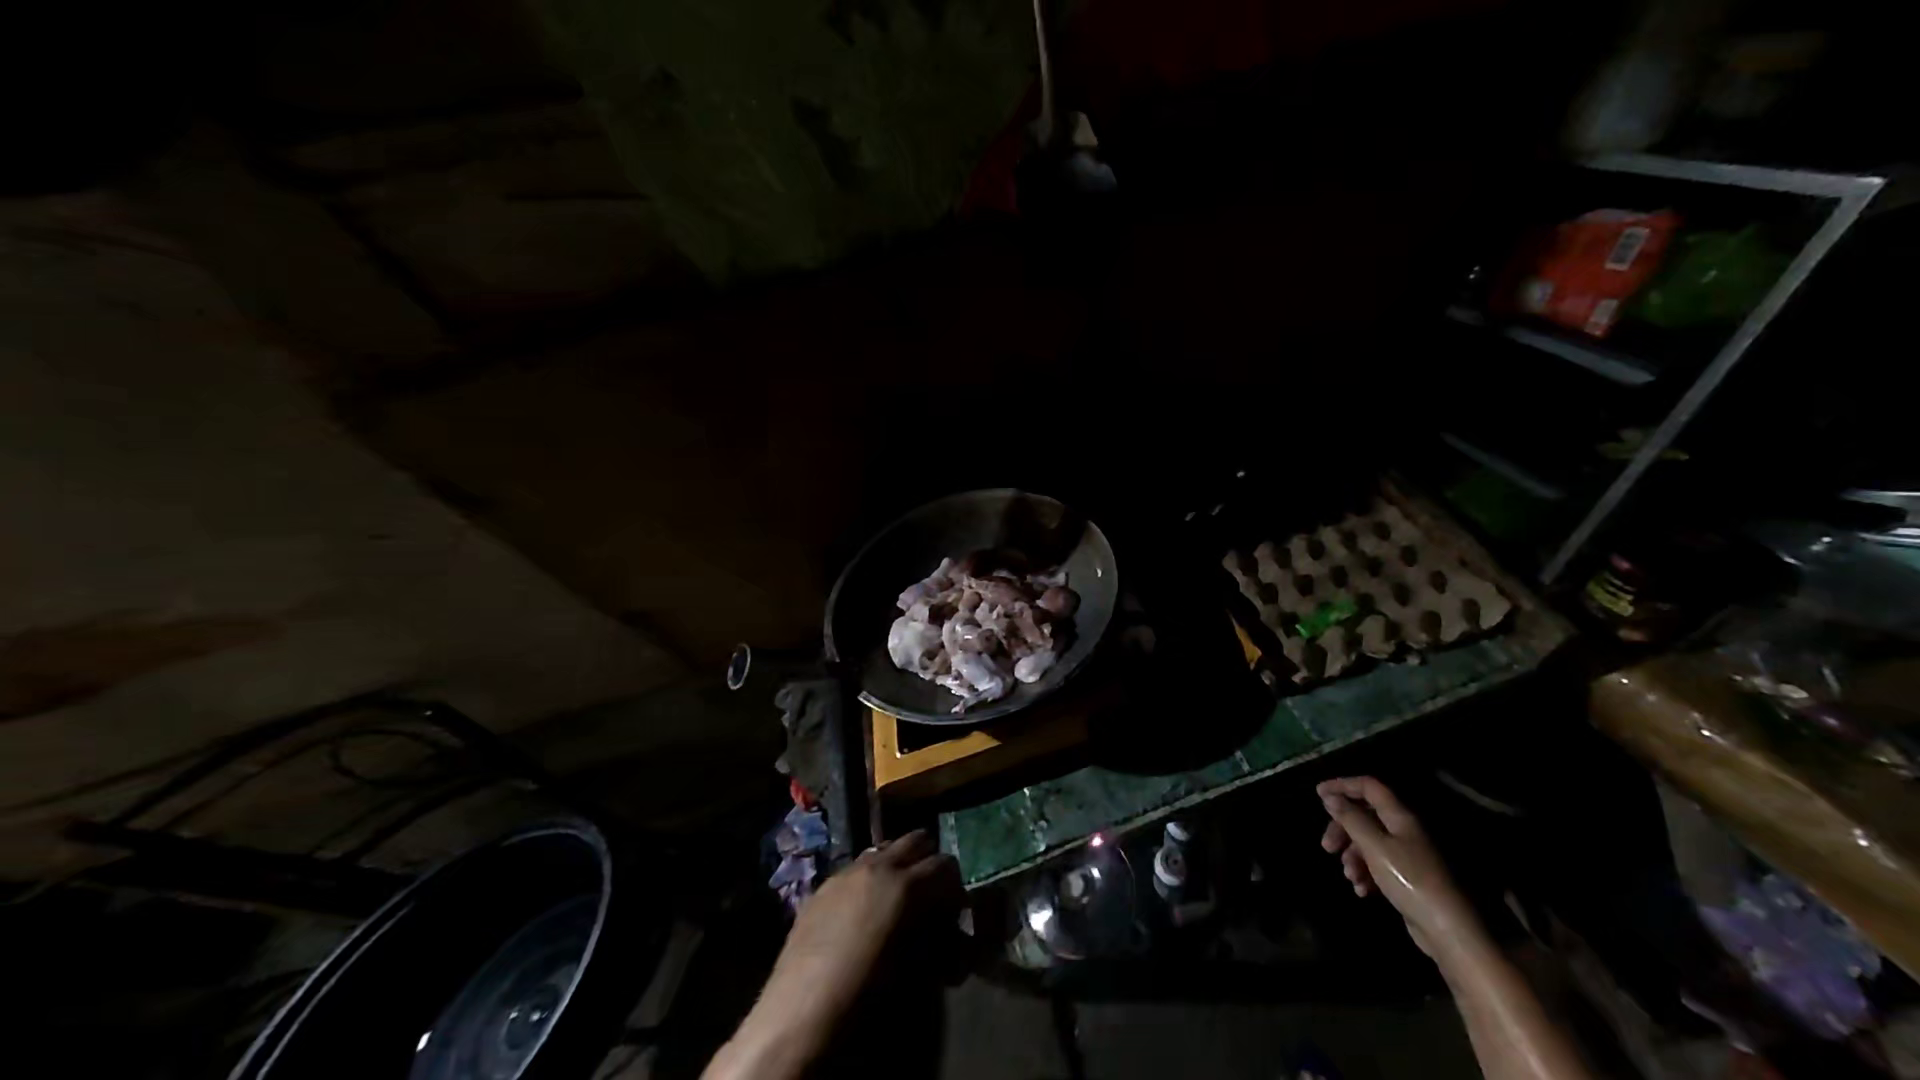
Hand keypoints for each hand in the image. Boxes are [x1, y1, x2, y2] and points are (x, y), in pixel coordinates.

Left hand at [765, 829, 957, 1017]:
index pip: (944, 863)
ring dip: (897, 863)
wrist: (802, 1007)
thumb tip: (944, 924)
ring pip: (883, 849)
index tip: (955, 903)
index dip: (954, 882)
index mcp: (905, 884)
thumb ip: (935, 933)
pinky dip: (870, 876)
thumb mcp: (915, 964)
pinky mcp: (824, 885)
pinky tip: (864, 908)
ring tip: (898, 895)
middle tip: (932, 889)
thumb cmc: (866, 990)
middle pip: (914, 840)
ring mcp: (847, 871)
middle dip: (928, 859)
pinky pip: (856, 867)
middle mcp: (877, 866)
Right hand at [1317, 777, 1482, 960]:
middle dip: (1342, 828)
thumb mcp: (1374, 847)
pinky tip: (1362, 890)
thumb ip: (1351, 819)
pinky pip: (1377, 865)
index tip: (1318, 793)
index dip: (1343, 785)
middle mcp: (1403, 831)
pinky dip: (1365, 873)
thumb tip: (1330, 797)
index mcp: (1400, 817)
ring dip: (1352, 856)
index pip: (1369, 787)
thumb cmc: (1409, 880)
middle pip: (1364, 816)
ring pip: (1368, 842)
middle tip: (1326, 847)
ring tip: (1350, 877)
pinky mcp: (1405, 877)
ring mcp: (1406, 855)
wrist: (1446, 929)